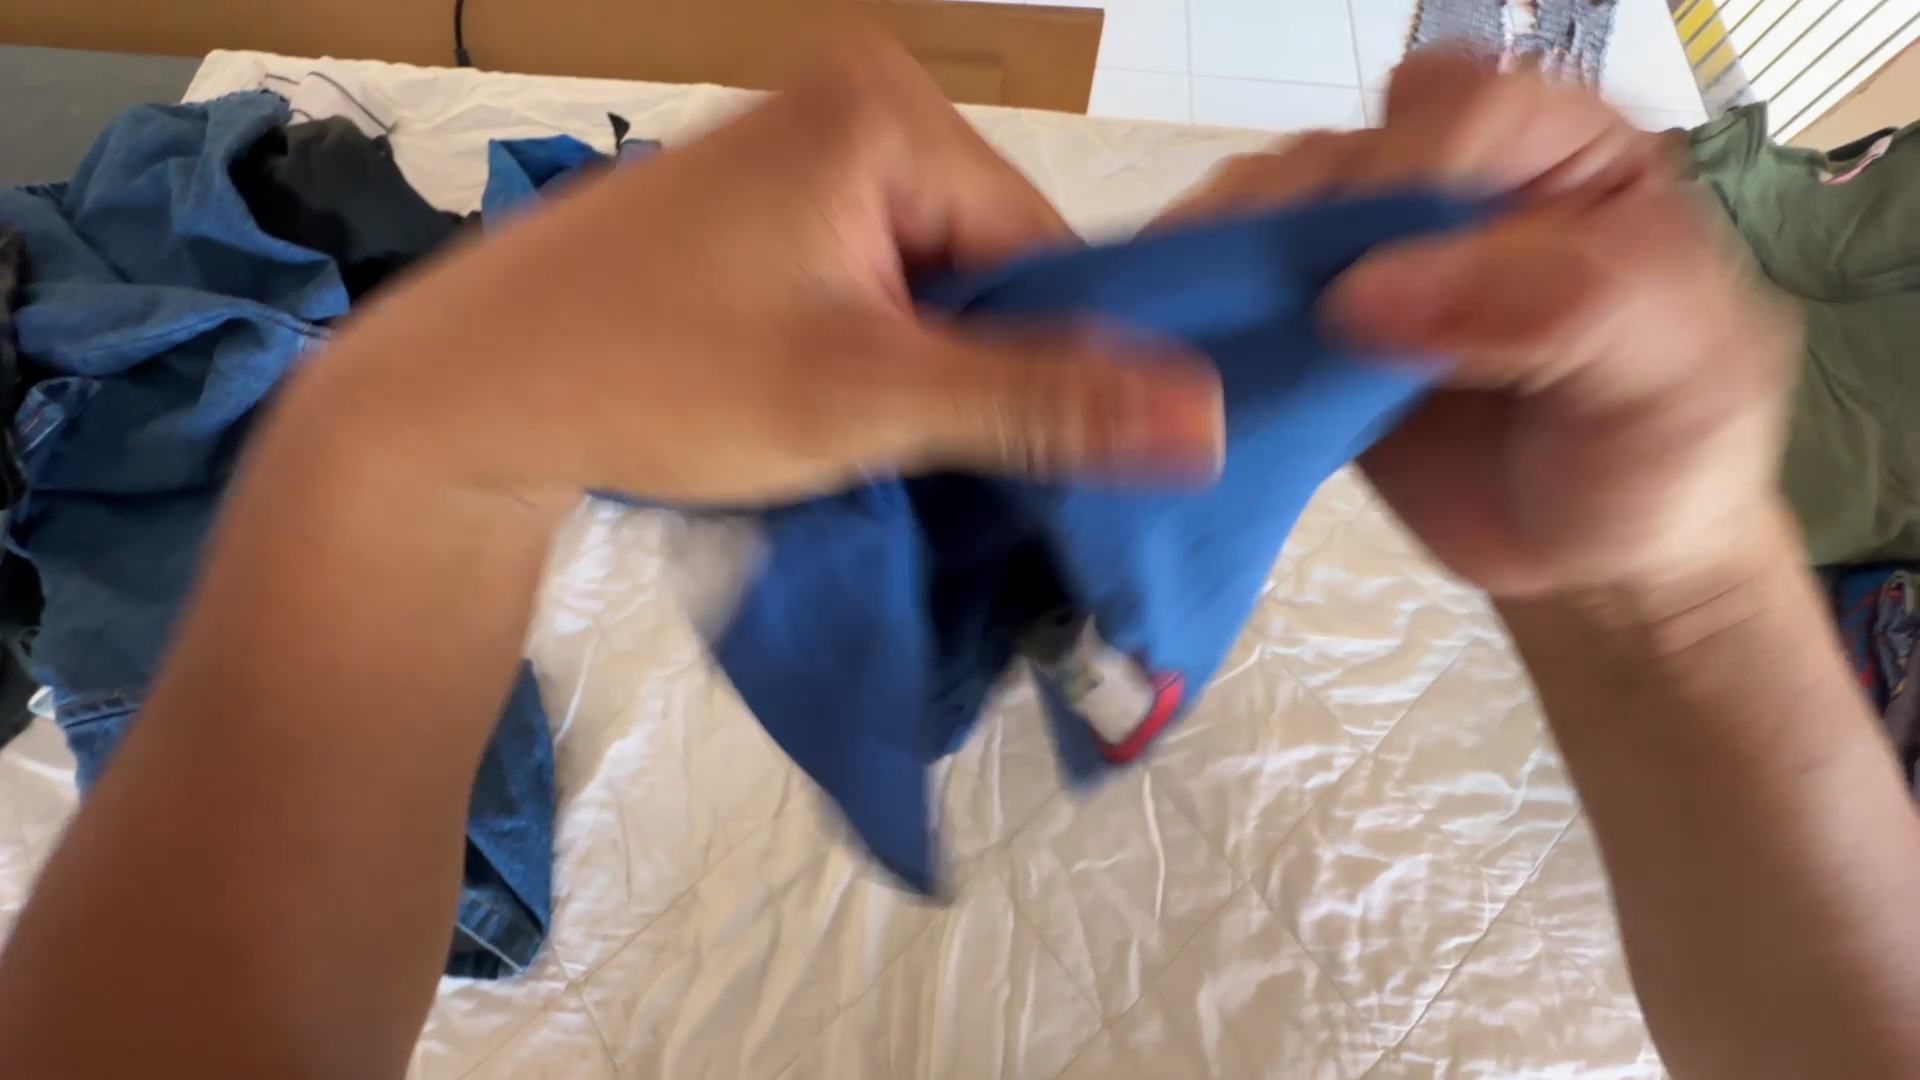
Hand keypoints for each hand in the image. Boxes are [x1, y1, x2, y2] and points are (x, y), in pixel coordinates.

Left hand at [295, 34, 1223, 507]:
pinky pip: (873, 294)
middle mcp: (852, 115)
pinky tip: (838, 405)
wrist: (473, 399)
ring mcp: (804, 167)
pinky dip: (878, 360)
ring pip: (930, 290)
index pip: (1042, 245)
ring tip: (874, 432)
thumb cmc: (665, 377)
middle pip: (985, 266)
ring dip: (925, 374)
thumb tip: (1206, 420)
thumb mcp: (870, 395)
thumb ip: (1040, 404)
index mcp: (888, 114)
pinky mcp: (769, 224)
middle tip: (933, 449)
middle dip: (975, 368)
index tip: (1025, 448)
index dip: (1049, 358)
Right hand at [1162, 52, 1800, 600]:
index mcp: (1565, 169)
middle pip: (1341, 158)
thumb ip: (1555, 307)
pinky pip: (1248, 299)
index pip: (1464, 119)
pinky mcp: (1315, 336)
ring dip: (1223, 254)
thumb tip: (1357, 295)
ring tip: (1181, 311)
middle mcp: (1453, 200)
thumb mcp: (1666, 377)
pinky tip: (1180, 341)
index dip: (1396, 179)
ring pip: (1275, 217)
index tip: (1346, 284)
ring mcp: (1372, 269)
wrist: (1572, 555)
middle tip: (1223, 285)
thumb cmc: (1647, 461)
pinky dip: (1207, 313)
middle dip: (1276, 212)